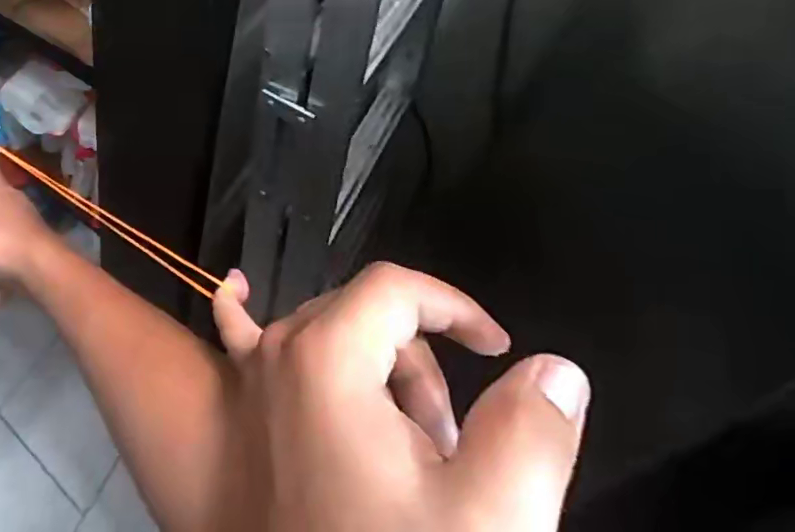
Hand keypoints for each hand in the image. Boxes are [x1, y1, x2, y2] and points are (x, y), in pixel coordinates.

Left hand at [213, 262, 587, 531]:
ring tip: (404, 453)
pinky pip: (238, 330)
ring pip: (328, 335)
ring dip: (376, 375)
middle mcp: (279, 346)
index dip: (453, 306)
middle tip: (451, 449)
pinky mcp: (241, 398)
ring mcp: (251, 370)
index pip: (392, 287)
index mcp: (327, 353)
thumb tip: (557, 368)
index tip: (499, 351)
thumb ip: (530, 432)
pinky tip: (240, 285)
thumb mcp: (489, 517)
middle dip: (421, 368)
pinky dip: (244, 305)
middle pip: (365, 316)